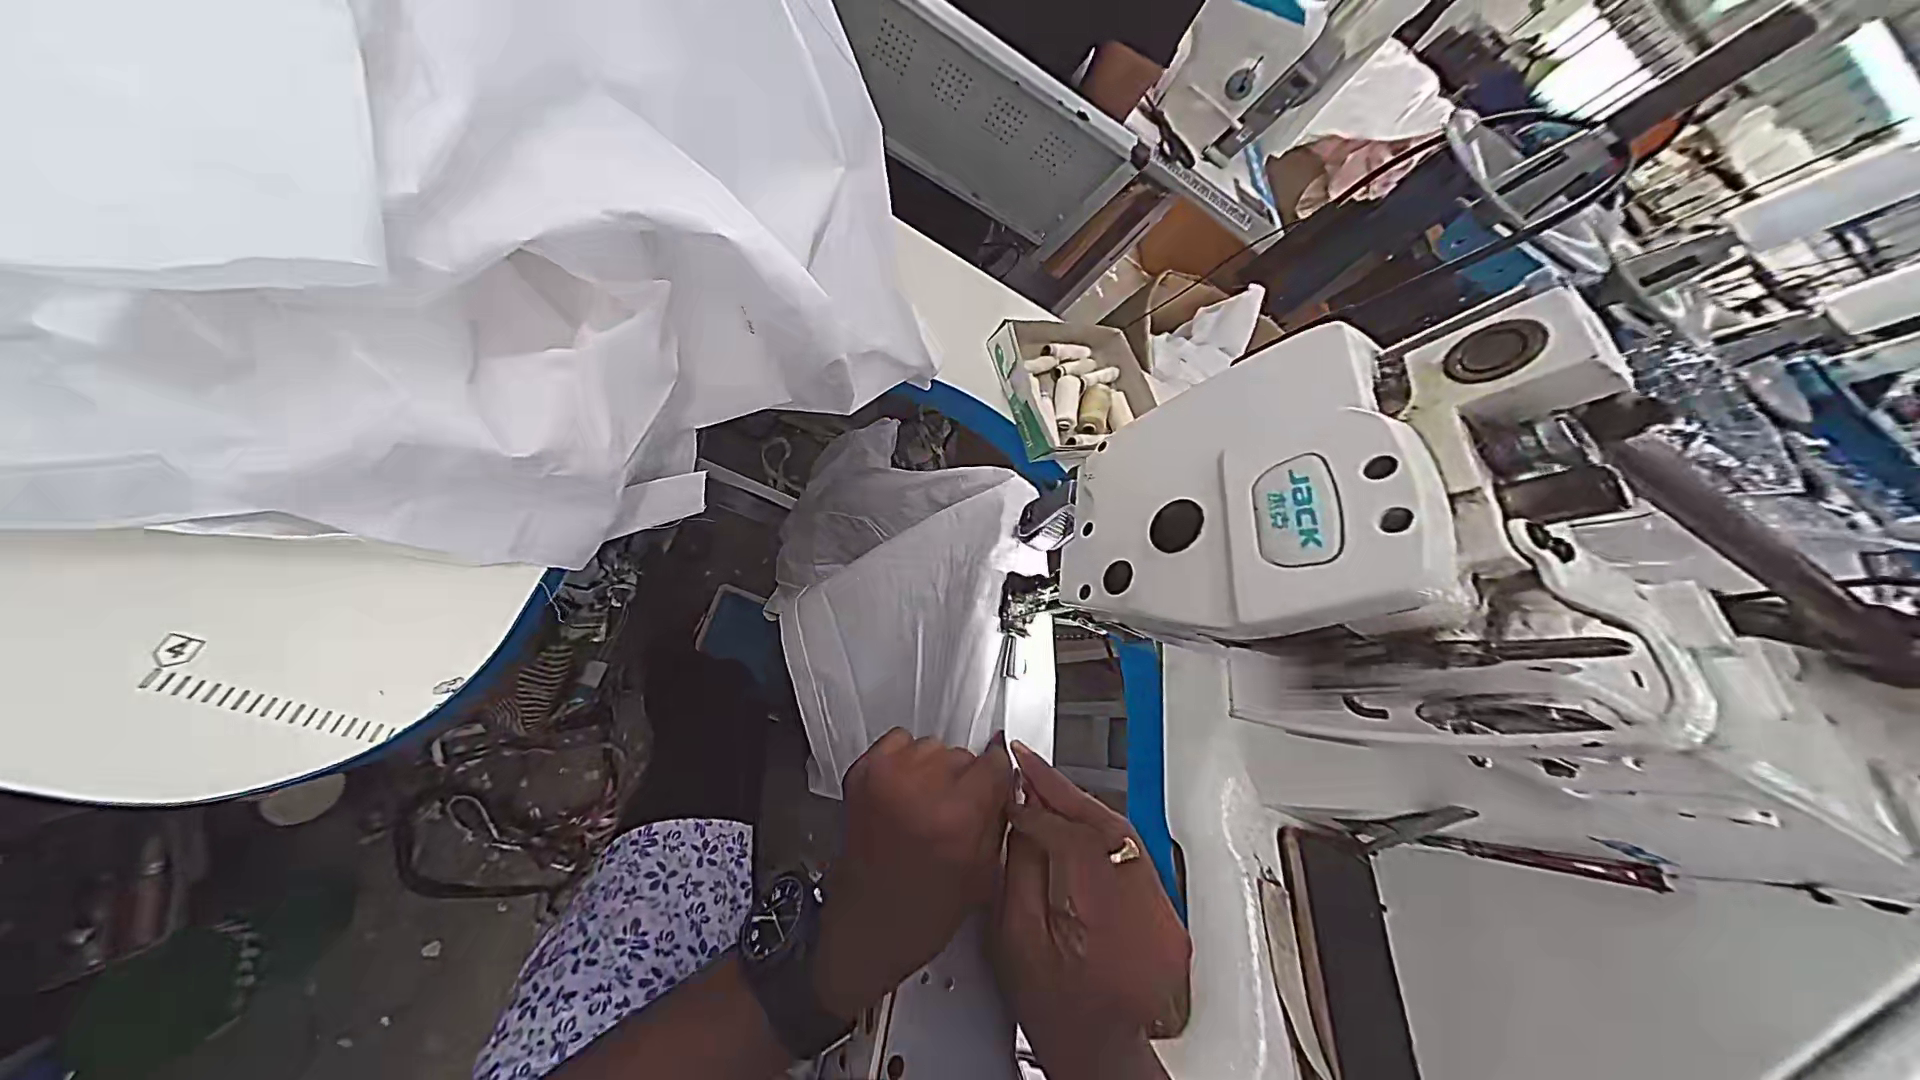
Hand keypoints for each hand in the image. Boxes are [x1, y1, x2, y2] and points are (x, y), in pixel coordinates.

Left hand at [812, 728, 1013, 1019]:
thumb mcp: (983, 870)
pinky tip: (905, 791)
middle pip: (963, 754)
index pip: (995, 762)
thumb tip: (1006, 778)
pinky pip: (899, 741)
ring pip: (933, 745)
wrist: (867, 924)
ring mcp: (888, 777)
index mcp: (958, 816)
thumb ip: (999, 816)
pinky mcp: (863, 772)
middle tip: (953, 811)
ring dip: (934, 769)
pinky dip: (905, 760)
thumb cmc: (921, 911)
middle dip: (965, 780)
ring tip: (925, 804)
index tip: (994, 783)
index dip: (997, 777)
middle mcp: (922, 789)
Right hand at [991, 741, 1190, 1072]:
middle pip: (1104, 824)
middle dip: (1060, 788)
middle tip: (1028, 762)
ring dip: (1078, 801)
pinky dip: (1097, 826)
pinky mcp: (1165, 910)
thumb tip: (1021, 818)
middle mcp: (1146, 914)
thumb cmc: (1058, 1015)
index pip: (1072, 839)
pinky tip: (1071, 815)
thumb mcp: (1016, 942)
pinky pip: (1129, 849)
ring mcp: (1162, 912)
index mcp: (1106, 924)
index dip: (1037, 808)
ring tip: (1043, 782)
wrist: (1102, 1056)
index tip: (1013, 791)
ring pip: (1120, 831)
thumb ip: (1020, 871)